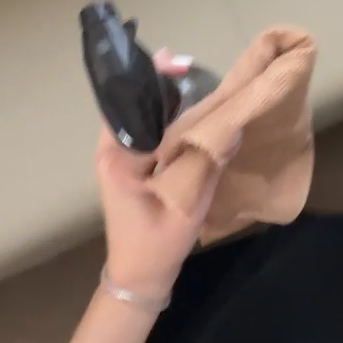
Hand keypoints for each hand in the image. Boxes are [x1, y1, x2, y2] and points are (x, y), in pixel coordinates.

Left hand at [95, 49, 225, 297]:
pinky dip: (163, 116)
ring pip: (140, 116)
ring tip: (187, 77)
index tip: (175, 62)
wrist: (140, 279)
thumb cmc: (157, 243)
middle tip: (185, 64)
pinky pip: (146, 130)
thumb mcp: (187, 204)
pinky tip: (185, 108)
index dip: (153, 80)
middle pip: (133, 104)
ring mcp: (118, 158)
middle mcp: (111, 151)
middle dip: (158, 82)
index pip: (130, 106)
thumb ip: (207, 162)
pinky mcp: (130, 165)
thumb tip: (231, 126)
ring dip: (161, 97)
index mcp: (117, 157)